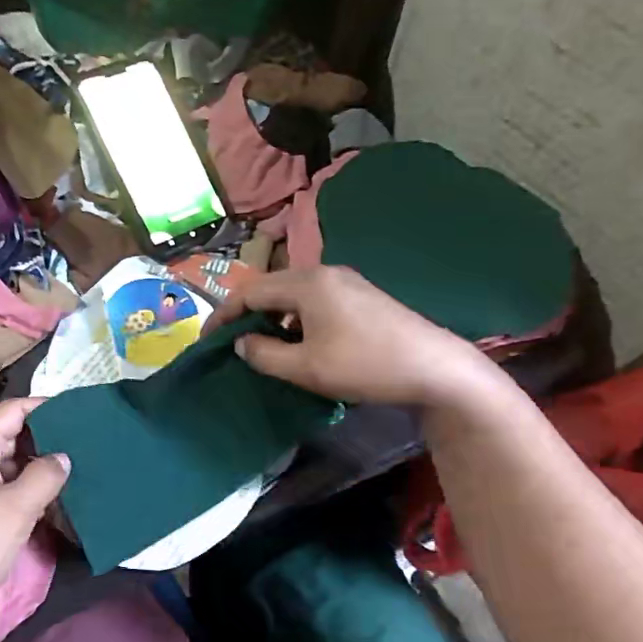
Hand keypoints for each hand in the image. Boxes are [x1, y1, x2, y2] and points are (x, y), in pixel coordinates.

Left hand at [0, 398, 69, 641]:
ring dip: (40, 466)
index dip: (45, 406)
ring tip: (80, 468)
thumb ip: (45, 476)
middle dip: (47, 436)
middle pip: (11, 435)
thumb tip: (63, 457)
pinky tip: (56, 498)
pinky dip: (29, 488)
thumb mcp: (16, 509)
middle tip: (89, 442)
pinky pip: (5, 488)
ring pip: (10, 464)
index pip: (12, 410)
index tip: (82, 411)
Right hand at [211, 266, 500, 407]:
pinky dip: (298, 320)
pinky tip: (304, 345)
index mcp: (307, 283)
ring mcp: (348, 282)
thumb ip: (265, 354)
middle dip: (248, 315)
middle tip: (235, 345)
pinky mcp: (364, 297)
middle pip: (272, 288)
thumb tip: (241, 342)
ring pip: (295, 295)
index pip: (250, 290)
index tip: (208, 340)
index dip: (224, 314)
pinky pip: (316, 302)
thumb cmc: (364, 365)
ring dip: (275, 319)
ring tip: (267, 349)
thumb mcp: (306, 368)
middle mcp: (325, 272)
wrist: (433, 368)